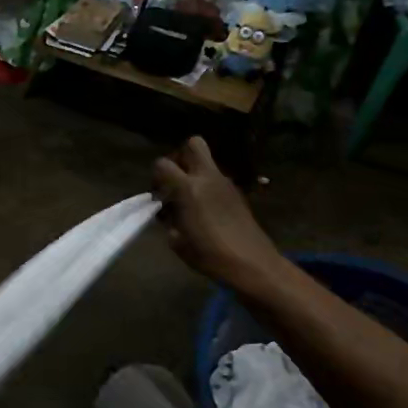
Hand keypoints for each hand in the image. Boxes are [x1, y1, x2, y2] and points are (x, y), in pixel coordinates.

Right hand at [153, 137, 283, 291]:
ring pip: (206, 161)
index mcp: (188, 189)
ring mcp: (225, 183)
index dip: (155, 177)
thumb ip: (168, 219)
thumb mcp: (177, 241)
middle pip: (193, 144)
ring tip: (190, 200)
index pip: (162, 164)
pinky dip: (207, 186)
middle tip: (175, 181)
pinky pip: (217, 178)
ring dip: (194, 173)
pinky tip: (206, 211)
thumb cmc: (210, 255)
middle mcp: (208, 178)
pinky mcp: (237, 192)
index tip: (158, 196)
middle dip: (180, 157)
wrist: (252, 263)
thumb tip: (168, 210)